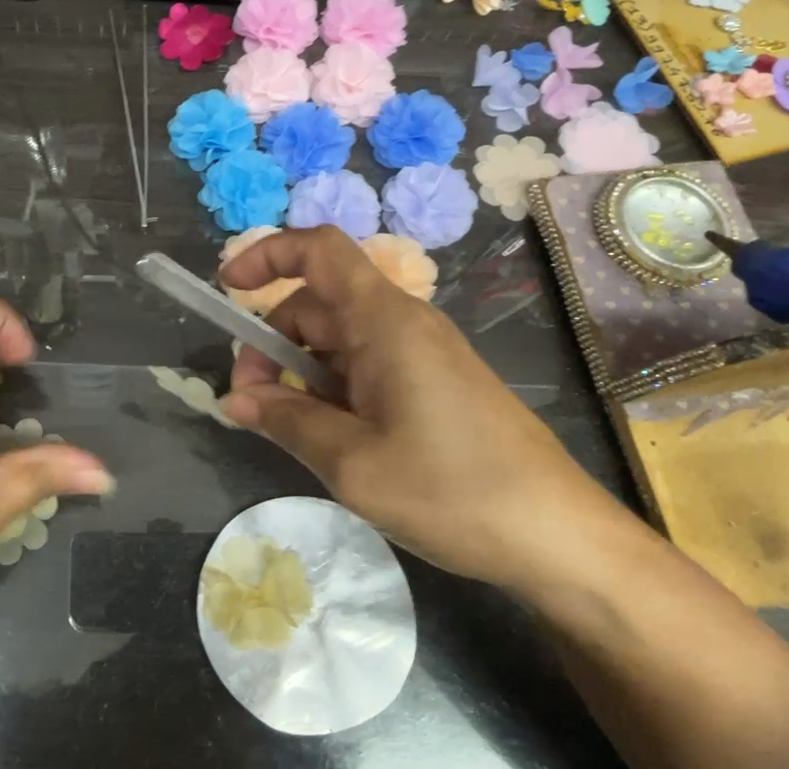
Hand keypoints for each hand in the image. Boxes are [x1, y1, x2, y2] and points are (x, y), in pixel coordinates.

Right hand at [219, 227, 629, 592]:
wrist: (560, 538)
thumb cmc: (453, 492)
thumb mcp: (352, 463)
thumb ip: (285, 421)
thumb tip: (234, 399)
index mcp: (384, 321)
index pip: (319, 250)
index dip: (267, 255)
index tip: (228, 292)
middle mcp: (404, 323)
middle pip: (317, 304)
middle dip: (272, 344)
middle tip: (252, 406)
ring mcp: (423, 354)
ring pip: (339, 341)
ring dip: (301, 375)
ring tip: (291, 433)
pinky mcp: (436, 384)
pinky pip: (368, 368)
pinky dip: (334, 391)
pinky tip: (334, 441)